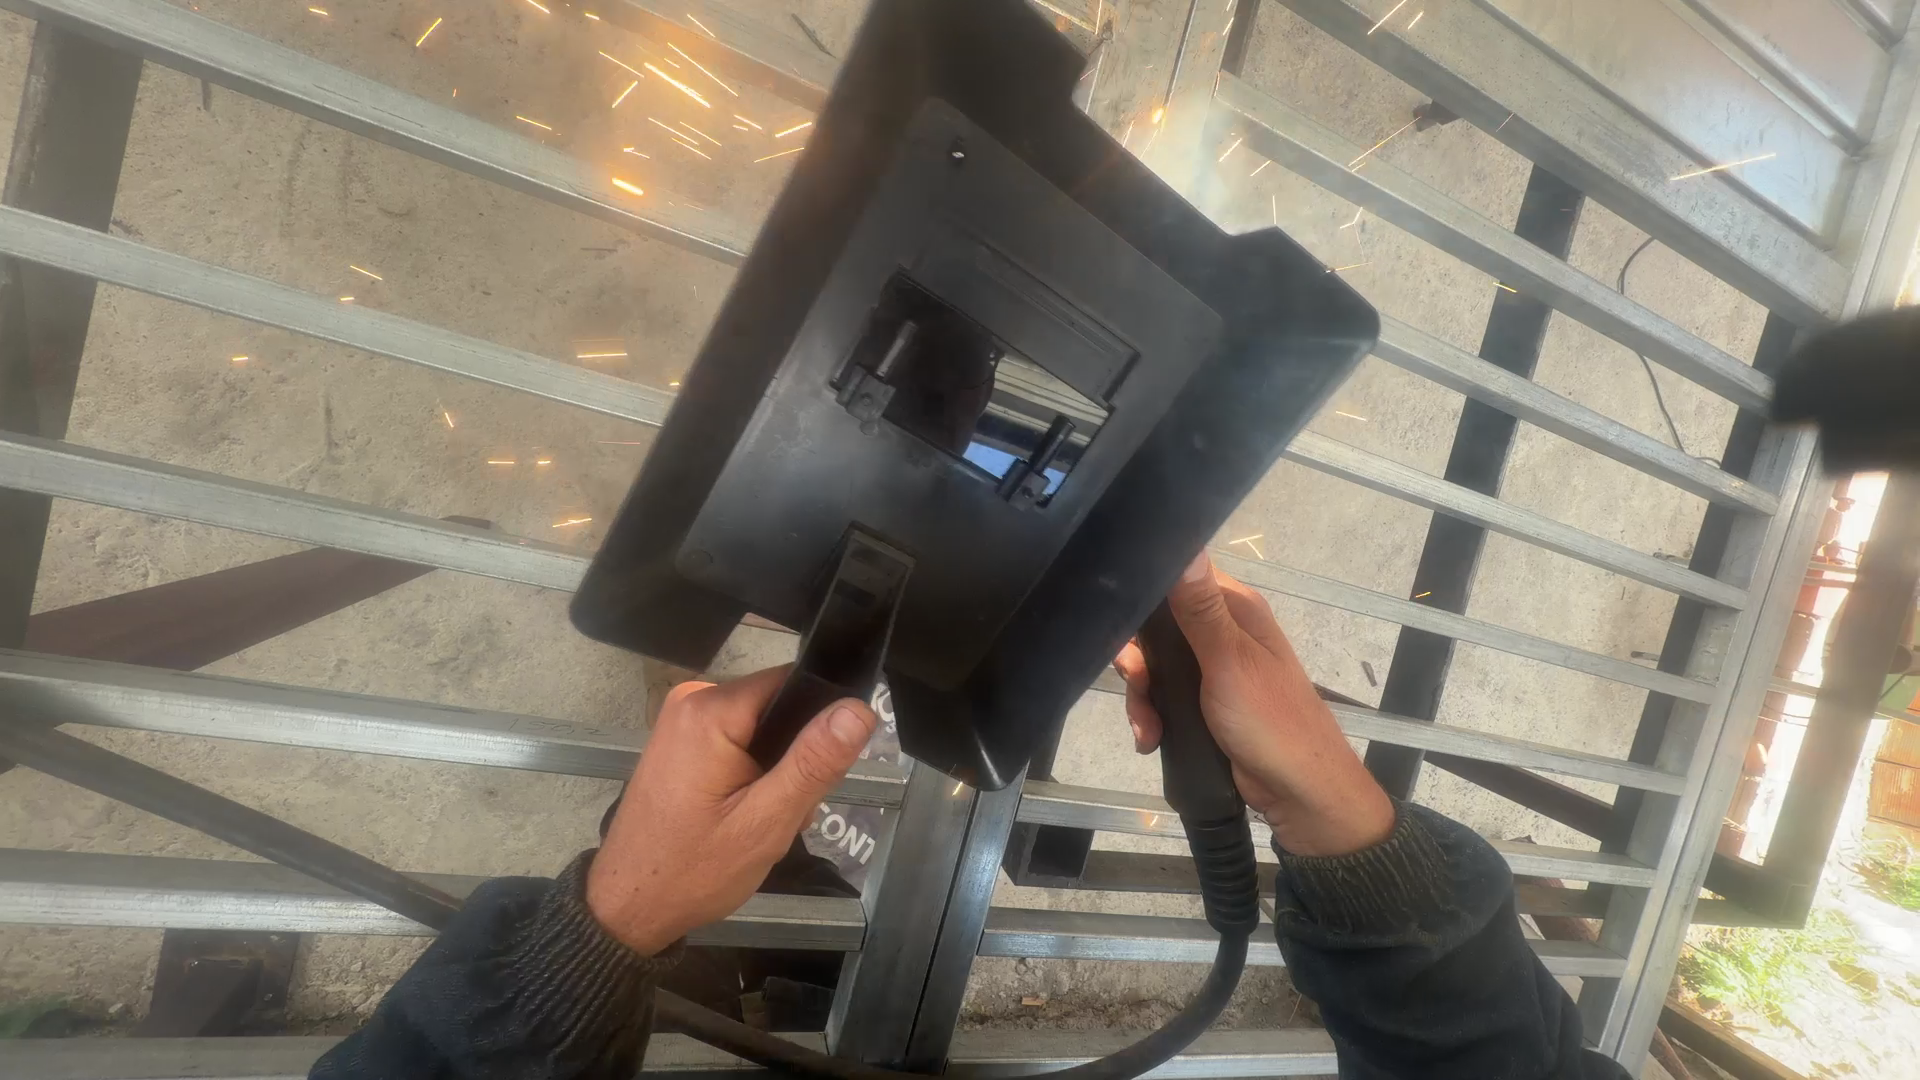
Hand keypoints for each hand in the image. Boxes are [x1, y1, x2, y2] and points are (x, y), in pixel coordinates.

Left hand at [586, 668, 877, 953]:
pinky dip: (755, 769)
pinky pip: (740, 736)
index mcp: (711, 709)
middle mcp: (693, 698)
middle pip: (779, 704)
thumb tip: (859, 710)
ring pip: (763, 723)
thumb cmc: (692, 870)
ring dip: (778, 766)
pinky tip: (750, 808)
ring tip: (770, 816)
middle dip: (798, 754)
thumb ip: (814, 761)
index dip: (820, 720)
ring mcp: (683, 718)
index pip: (793, 683)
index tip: (823, 769)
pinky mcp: (682, 738)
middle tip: (793, 808)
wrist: (625, 911)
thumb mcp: (766, 821)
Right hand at [1115, 552, 1393, 856]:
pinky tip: (1151, 737)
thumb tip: (1185, 544)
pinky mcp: (1201, 700)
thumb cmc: (1268, 720)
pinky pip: (1162, 696)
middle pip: (1156, 627)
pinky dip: (1151, 715)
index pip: (1178, 578)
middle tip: (1136, 682)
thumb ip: (1200, 607)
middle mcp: (1220, 631)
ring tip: (1147, 727)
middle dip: (1138, 659)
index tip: (1121, 620)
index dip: (1145, 594)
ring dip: (1142, 696)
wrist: (1298, 795)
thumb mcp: (1228, 660)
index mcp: (1233, 608)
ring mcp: (1209, 667)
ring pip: (1154, 665)